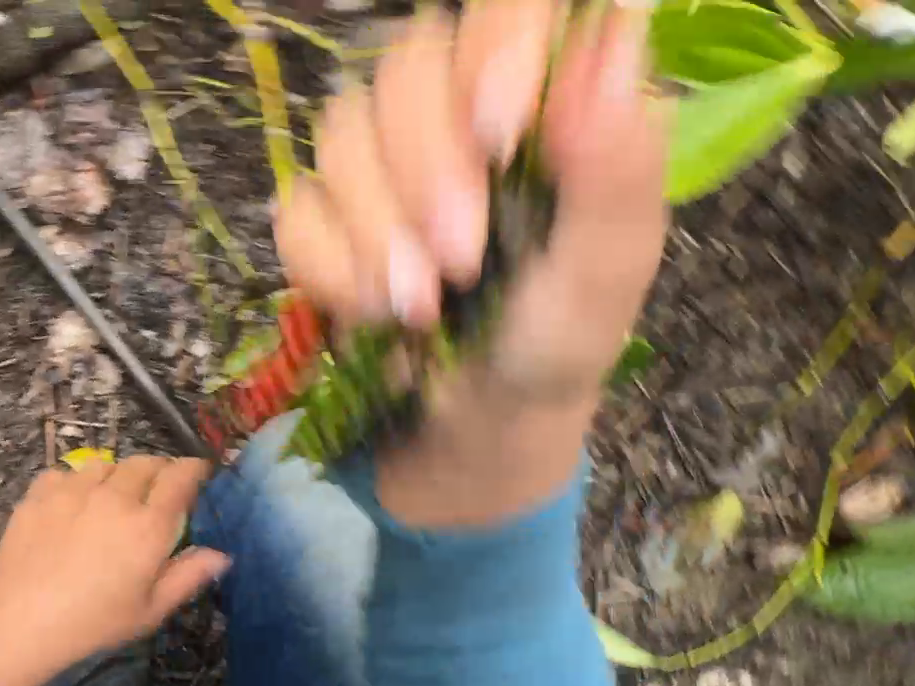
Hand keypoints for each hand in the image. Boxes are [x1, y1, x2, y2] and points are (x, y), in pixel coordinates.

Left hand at [0, 457, 229, 685]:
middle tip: (155, 489)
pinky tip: (70, 503)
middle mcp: (113, 498)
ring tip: (110, 496)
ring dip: (114, 475)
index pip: (180, 477)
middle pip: (143, 464)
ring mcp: (72, 493)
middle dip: (156, 470)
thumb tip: (221, 554)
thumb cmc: (93, 623)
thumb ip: (187, 577)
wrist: (22, 621)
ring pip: (103, 464)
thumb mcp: (149, 611)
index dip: (193, 469)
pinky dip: (73, 482)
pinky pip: (62, 474)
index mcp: (147, 526)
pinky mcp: (38, 496)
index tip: (197, 474)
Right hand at [273, 0, 666, 405]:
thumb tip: (613, 45)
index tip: (499, 132)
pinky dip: (328, 267)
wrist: (473, 417)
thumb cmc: (554, 340)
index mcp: (541, 102)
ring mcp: (377, 172)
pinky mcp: (322, 227)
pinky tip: (368, 307)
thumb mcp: (606, 267)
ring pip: (340, 143)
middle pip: (404, 74)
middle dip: (423, 170)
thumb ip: (617, 166)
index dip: (490, 48)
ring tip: (420, 304)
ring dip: (374, 229)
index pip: (503, 12)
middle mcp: (452, 119)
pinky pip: (296, 216)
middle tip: (460, 259)